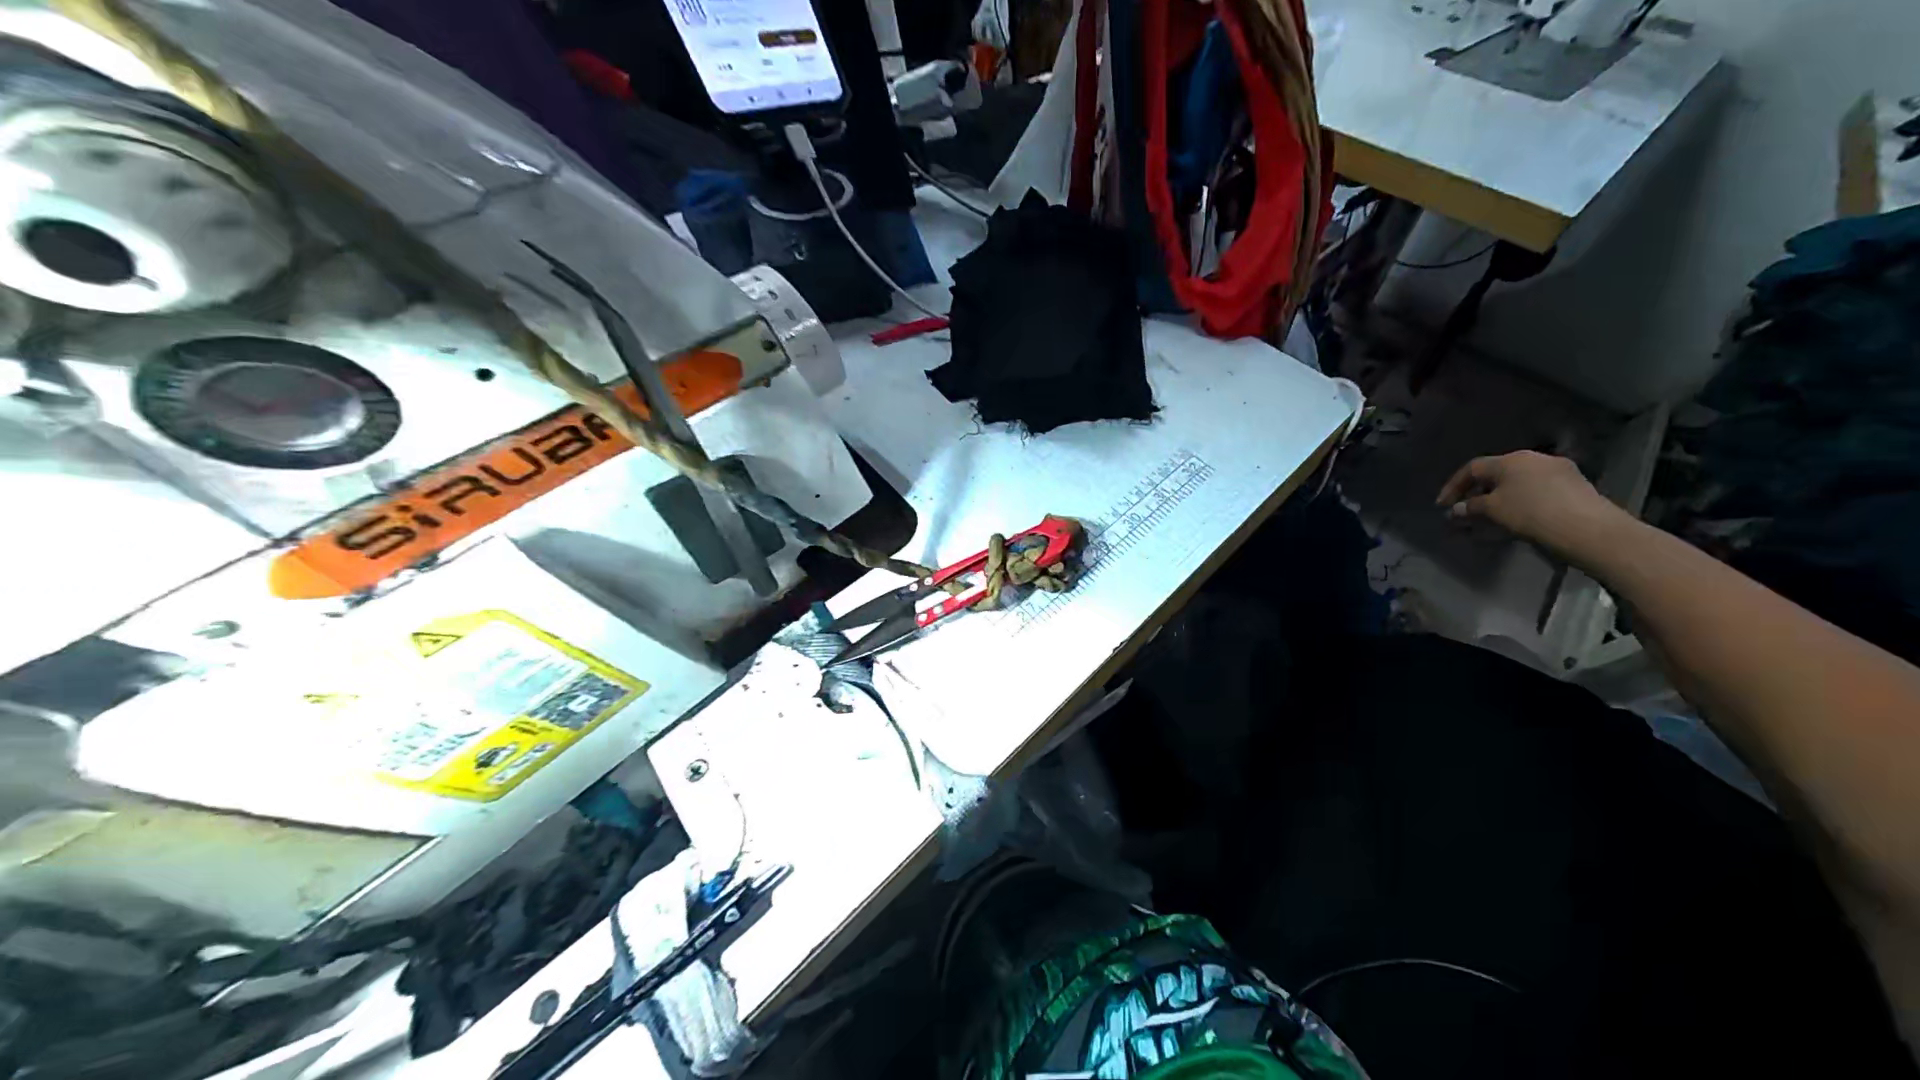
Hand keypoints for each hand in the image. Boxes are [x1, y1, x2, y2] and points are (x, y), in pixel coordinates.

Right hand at [1436, 451, 1633, 563]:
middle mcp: (1533, 458)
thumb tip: (1455, 510)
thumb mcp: (1493, 511)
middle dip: (1477, 493)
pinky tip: (1519, 516)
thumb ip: (1470, 507)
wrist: (1588, 528)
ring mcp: (1557, 470)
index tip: (1442, 506)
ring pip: (1517, 482)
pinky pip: (1536, 489)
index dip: (1453, 486)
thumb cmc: (1531, 513)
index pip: (1472, 468)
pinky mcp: (1574, 485)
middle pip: (1496, 473)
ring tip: (1490, 517)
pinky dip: (1520, 500)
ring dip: (1499, 498)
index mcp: (1510, 460)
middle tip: (1465, 512)